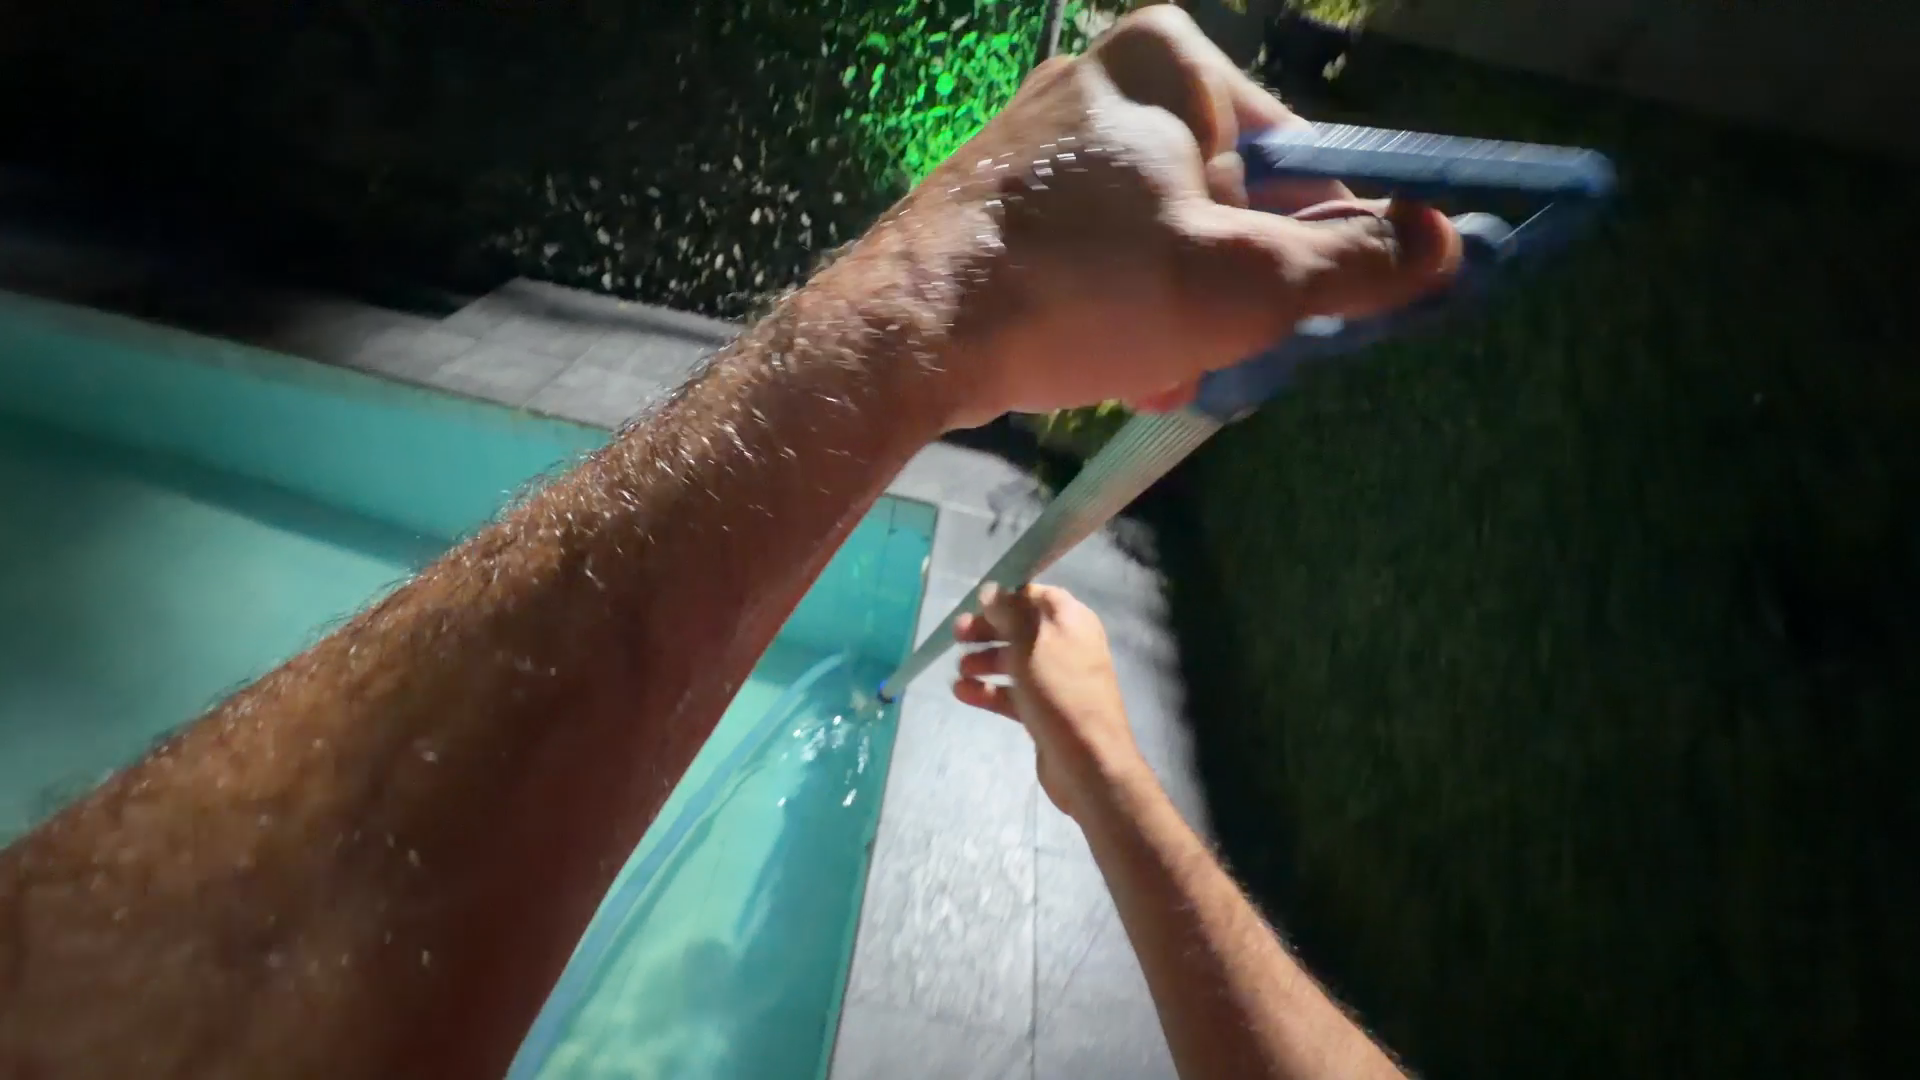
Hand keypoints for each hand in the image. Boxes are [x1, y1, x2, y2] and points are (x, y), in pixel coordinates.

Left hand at [892, 5, 1460, 428]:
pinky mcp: (995, 208)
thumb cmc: (1087, 291)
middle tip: (1210, 354)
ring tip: (1150, 372)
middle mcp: (1098, 87)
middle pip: (1209, 204)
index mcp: (1170, 63)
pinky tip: (1103, 363)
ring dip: (1163, 318)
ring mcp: (1037, 147)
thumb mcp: (1243, 283)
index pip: (1285, 155)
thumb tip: (1445, 243)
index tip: (1299, 305)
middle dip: (1217, 294)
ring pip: (1145, 243)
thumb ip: (1351, 262)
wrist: (913, 331)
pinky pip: (1083, 260)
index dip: (1307, 240)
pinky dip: (1104, 313)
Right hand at [952, 585, 1149, 821]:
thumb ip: (1008, 612)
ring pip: (1013, 661)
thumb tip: (991, 590)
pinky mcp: (1044, 709)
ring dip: (984, 662)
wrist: (1089, 762)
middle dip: (987, 631)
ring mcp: (1055, 679)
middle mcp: (1066, 644)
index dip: (1003, 597)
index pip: (1034, 595)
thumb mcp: (1031, 643)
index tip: (974, 605)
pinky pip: (1012, 693)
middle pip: (1019, 628)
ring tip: (959, 670)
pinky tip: (962, 693)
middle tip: (956, 636)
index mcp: (1070, 620)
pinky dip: (988, 691)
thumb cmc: (1060, 691)